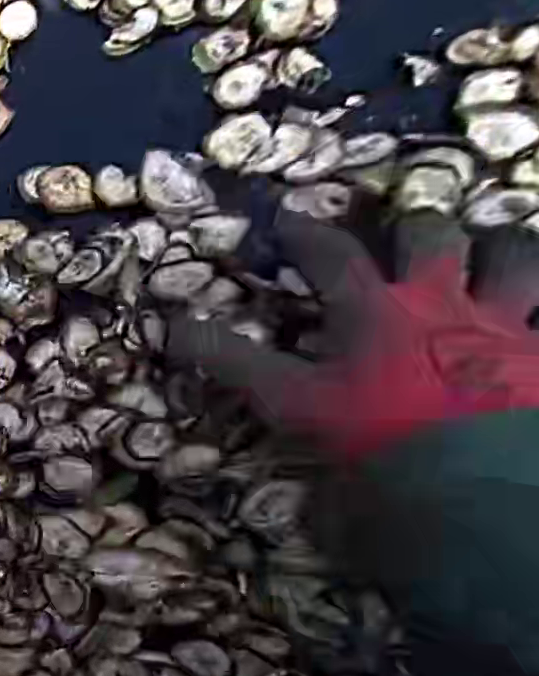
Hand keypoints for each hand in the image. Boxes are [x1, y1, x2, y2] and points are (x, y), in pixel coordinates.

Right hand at [171, 211, 538, 457]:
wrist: (473, 459)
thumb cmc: (368, 423)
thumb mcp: (283, 394)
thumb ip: (229, 357)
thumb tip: (172, 325)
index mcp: (374, 309)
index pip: (333, 256)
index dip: (306, 234)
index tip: (287, 216)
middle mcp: (443, 301)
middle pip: (436, 243)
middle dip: (417, 228)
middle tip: (407, 223)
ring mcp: (506, 321)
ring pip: (521, 260)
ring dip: (504, 246)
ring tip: (495, 242)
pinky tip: (538, 304)